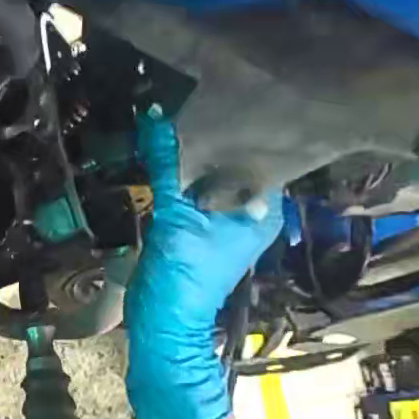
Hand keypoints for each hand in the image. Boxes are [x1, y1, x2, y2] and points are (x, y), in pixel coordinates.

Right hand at [124, 110, 283, 418]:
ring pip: (210, 181)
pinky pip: (192, 197)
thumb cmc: (184, 273)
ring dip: (192, 161)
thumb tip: (156, 115)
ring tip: (173, 120)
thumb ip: (167, 166)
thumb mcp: (176, 216)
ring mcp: (223, 225)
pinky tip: (163, 155)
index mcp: (262, 210)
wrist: (163, 322)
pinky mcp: (198, 232)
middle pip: (232, 167)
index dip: (237, 127)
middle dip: (211, 142)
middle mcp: (250, 214)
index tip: (214, 96)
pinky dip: (180, 181)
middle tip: (188, 101)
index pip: (257, 154)